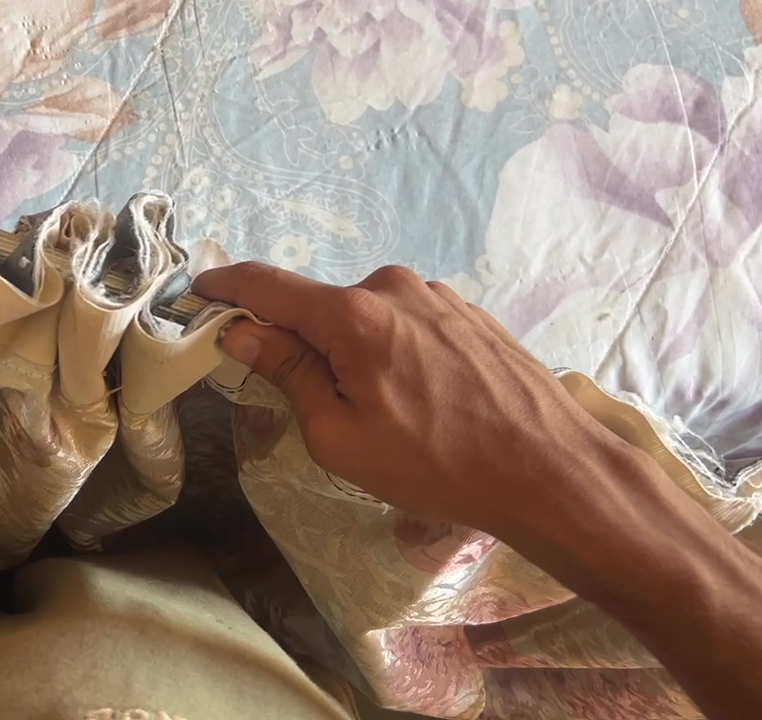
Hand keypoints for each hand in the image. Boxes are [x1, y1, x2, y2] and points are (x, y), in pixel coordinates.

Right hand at [192, 263, 640, 538]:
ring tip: (383, 403)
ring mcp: (435, 294)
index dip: (225, 285)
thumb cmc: (438, 464)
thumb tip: (242, 330)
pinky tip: (422, 392)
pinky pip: (404, 319)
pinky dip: (390, 344)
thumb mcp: (339, 436)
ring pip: (363, 313)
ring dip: (350, 344)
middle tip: (311, 391)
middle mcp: (389, 287)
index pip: (265, 284)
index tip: (199, 291)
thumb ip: (287, 371)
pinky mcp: (468, 310)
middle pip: (317, 304)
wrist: (563, 477)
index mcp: (350, 315)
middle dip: (299, 336)